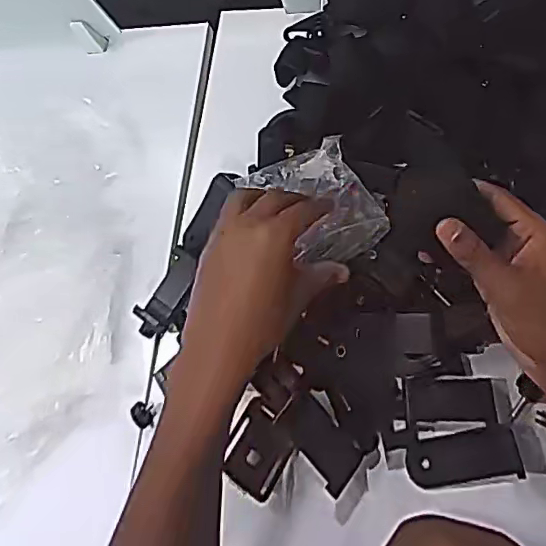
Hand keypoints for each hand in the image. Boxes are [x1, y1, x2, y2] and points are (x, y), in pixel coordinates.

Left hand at [178, 187, 348, 392]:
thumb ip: (320, 277)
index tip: (326, 206)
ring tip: (274, 203)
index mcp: (274, 234)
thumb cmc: (251, 329)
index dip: (320, 206)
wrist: (216, 350)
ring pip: (245, 197)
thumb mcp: (298, 298)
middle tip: (308, 205)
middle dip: (296, 199)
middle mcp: (247, 227)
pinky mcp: (210, 247)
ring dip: (264, 196)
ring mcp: (225, 234)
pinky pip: (226, 215)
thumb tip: (336, 271)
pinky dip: (242, 211)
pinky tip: (248, 226)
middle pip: (276, 197)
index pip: (304, 209)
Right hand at [437, 181, 545, 389]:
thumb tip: (448, 226)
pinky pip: (479, 266)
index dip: (472, 189)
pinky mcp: (506, 286)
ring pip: (481, 244)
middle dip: (461, 218)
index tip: (446, 186)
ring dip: (460, 243)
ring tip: (430, 237)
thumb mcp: (506, 284)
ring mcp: (516, 266)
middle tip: (432, 215)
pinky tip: (442, 262)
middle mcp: (527, 246)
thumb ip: (473, 252)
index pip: (499, 198)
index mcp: (537, 233)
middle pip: (487, 219)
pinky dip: (462, 263)